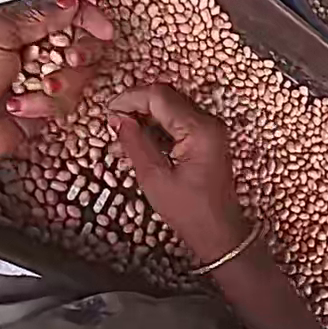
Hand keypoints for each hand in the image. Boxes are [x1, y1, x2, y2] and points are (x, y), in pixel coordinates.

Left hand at [0, 0, 113, 203]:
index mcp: (17, 24)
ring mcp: (41, 79)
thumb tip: (70, 2)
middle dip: (81, 51)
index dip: (88, 16)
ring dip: (60, 82)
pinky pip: (68, 102)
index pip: (64, 11)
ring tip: (38, 87)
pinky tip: (21, 106)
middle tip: (70, 58)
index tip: (104, 28)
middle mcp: (33, 50)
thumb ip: (37, 15)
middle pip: (81, 43)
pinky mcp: (46, 107)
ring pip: (79, 75)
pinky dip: (46, 105)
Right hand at [108, 84, 250, 264]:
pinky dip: (157, 130)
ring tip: (121, 141)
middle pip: (166, 98)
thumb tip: (118, 119)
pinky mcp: (207, 140)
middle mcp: (208, 123)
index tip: (109, 113)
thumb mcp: (155, 177)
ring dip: (144, 119)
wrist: (218, 232)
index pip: (159, 96)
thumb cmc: (190, 211)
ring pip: (170, 109)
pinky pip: (178, 123)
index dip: (130, 99)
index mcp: (200, 129)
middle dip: (136, 108)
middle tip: (113, 125)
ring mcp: (210, 130)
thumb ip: (135, 143)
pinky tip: (138, 145)